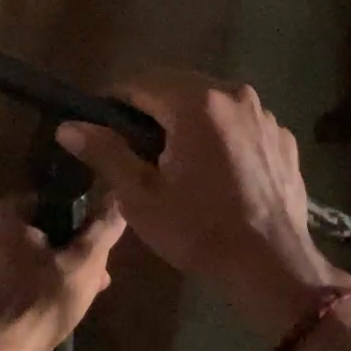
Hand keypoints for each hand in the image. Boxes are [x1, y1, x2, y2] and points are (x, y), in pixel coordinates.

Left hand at [0, 194, 126, 350]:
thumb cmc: (43, 299)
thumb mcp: (84, 261)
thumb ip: (103, 228)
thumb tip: (118, 196)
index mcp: (7, 216)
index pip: (50, 196)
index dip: (79, 209)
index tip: (100, 226)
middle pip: (49, 227)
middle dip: (78, 243)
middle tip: (103, 258)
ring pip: (44, 254)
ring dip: (71, 265)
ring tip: (100, 282)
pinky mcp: (2, 293)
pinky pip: (35, 277)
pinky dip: (56, 283)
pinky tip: (81, 300)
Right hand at [56, 69, 349, 339]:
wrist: (272, 266)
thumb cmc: (199, 231)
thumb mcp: (141, 196)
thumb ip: (105, 153)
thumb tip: (68, 127)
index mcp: (197, 103)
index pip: (140, 83)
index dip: (114, 102)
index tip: (99, 127)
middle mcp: (234, 94)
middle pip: (178, 86)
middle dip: (151, 108)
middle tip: (132, 145)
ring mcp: (264, 115)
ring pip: (212, 102)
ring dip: (187, 118)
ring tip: (173, 157)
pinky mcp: (282, 137)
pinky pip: (240, 122)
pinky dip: (221, 134)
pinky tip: (215, 169)